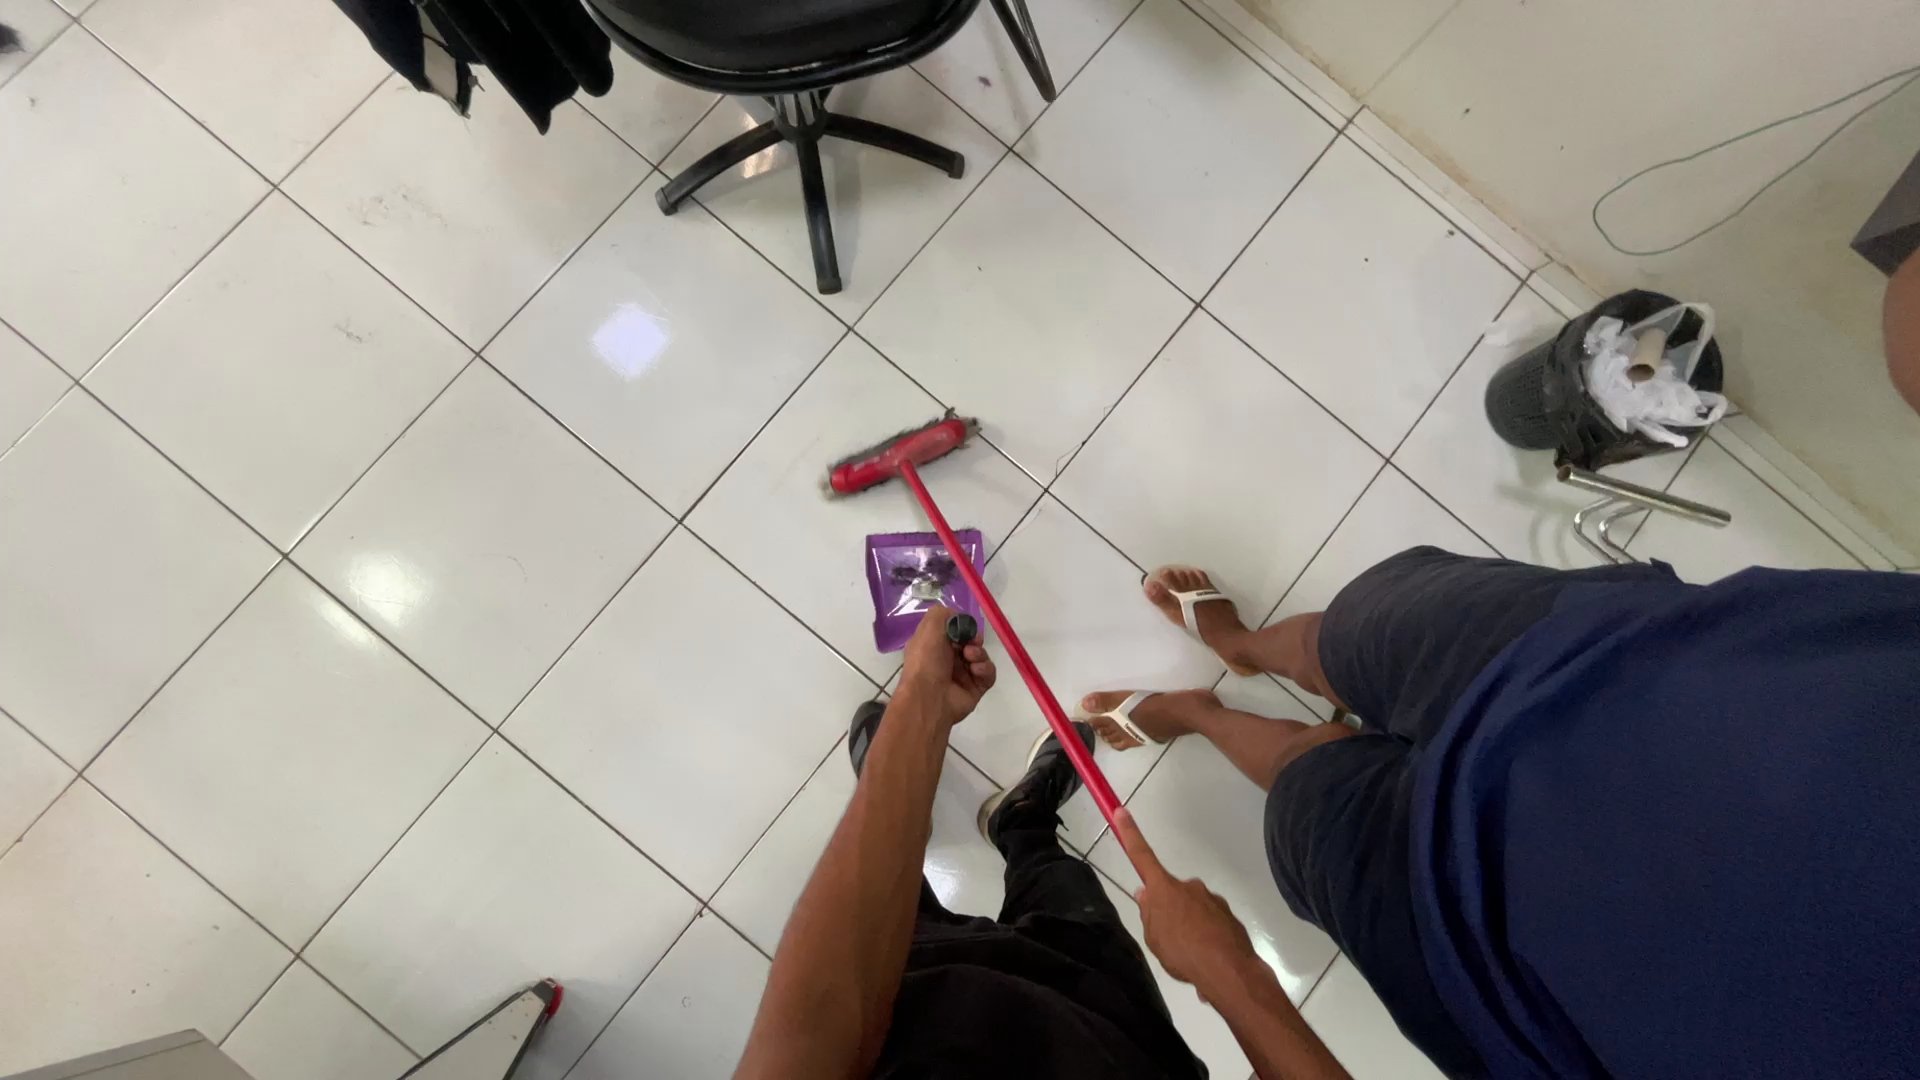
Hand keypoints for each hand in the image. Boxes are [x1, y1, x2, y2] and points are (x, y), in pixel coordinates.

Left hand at [898, 604, 995, 725]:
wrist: (929, 697)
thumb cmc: (926, 660)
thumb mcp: (929, 627)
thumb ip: (943, 614)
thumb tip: (958, 619)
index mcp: (933, 646)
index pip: (953, 631)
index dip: (962, 626)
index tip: (965, 626)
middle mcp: (947, 659)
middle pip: (970, 642)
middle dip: (974, 639)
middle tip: (971, 642)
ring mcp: (962, 675)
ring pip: (981, 657)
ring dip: (979, 654)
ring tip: (970, 658)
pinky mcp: (975, 688)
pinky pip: (988, 674)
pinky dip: (985, 669)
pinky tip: (976, 670)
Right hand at [1114, 807, 1258, 989]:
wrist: (1230, 972)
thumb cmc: (1182, 952)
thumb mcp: (1154, 938)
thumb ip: (1149, 915)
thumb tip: (1145, 895)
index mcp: (1164, 888)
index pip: (1141, 855)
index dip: (1129, 833)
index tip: (1120, 810)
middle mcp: (1188, 886)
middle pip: (1172, 893)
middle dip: (1171, 912)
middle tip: (1172, 942)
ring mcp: (1211, 899)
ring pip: (1194, 911)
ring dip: (1191, 930)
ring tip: (1192, 959)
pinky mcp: (1229, 916)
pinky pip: (1212, 926)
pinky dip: (1208, 941)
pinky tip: (1208, 963)